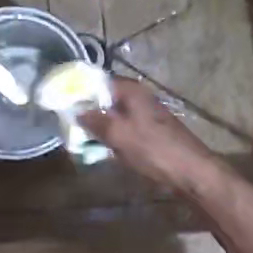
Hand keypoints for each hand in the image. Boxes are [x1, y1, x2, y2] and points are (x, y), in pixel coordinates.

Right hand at [78, 78, 221, 192]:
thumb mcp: (118, 134)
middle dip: (86, 110)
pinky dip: (112, 136)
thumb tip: (76, 110)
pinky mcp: (149, 130)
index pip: (96, 80)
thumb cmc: (153, 149)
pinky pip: (123, 128)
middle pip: (104, 98)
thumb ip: (94, 120)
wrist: (191, 172)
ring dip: (99, 126)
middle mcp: (138, 97)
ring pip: (113, 115)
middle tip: (68, 124)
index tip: (61, 102)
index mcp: (130, 90)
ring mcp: (145, 114)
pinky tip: (103, 148)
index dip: (78, 90)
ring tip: (81, 138)